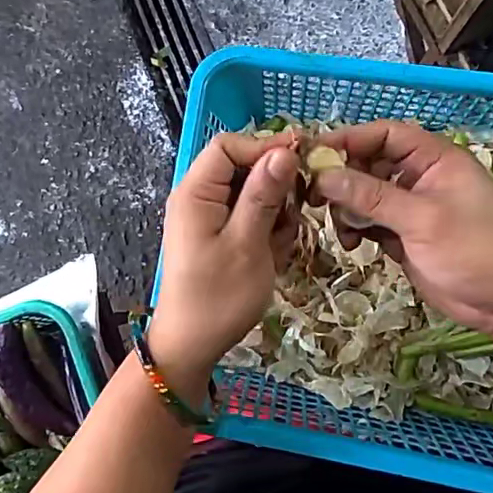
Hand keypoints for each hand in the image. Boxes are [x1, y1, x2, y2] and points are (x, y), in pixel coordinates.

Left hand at [148, 131, 300, 385]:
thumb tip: (283, 151)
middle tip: (298, 210)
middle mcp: (198, 197)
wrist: (191, 346)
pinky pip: (248, 215)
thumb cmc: (218, 297)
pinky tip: (274, 252)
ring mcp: (208, 216)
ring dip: (274, 210)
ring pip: (250, 192)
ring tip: (282, 241)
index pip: (228, 146)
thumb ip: (263, 195)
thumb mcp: (247, 244)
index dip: (264, 147)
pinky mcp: (218, 235)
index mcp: (196, 192)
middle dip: (273, 184)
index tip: (302, 163)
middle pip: (241, 166)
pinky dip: (266, 228)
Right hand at [314, 120, 492, 346]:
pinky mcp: (404, 236)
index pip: (385, 134)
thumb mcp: (422, 219)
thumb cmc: (477, 250)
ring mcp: (411, 208)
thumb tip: (323, 175)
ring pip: (364, 195)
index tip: (314, 155)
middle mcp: (420, 178)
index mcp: (435, 159)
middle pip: (369, 163)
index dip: (350, 139)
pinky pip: (369, 222)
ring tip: (341, 229)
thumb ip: (371, 196)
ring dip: (346, 208)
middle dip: (342, 178)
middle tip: (312, 196)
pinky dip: (356, 230)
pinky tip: (351, 245)